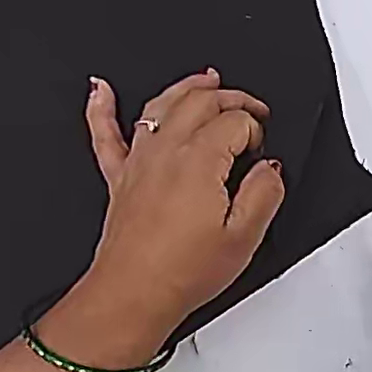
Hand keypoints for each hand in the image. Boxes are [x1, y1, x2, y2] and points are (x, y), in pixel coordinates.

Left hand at [82, 69, 285, 334]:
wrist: (134, 292)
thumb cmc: (183, 271)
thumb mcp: (245, 237)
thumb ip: (265, 193)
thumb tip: (271, 167)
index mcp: (200, 162)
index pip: (235, 123)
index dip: (256, 130)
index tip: (263, 149)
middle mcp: (166, 152)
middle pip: (201, 102)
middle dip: (232, 97)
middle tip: (252, 106)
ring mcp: (139, 161)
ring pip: (162, 104)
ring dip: (187, 87)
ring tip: (206, 79)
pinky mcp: (120, 177)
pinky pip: (105, 132)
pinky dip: (101, 106)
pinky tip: (99, 90)